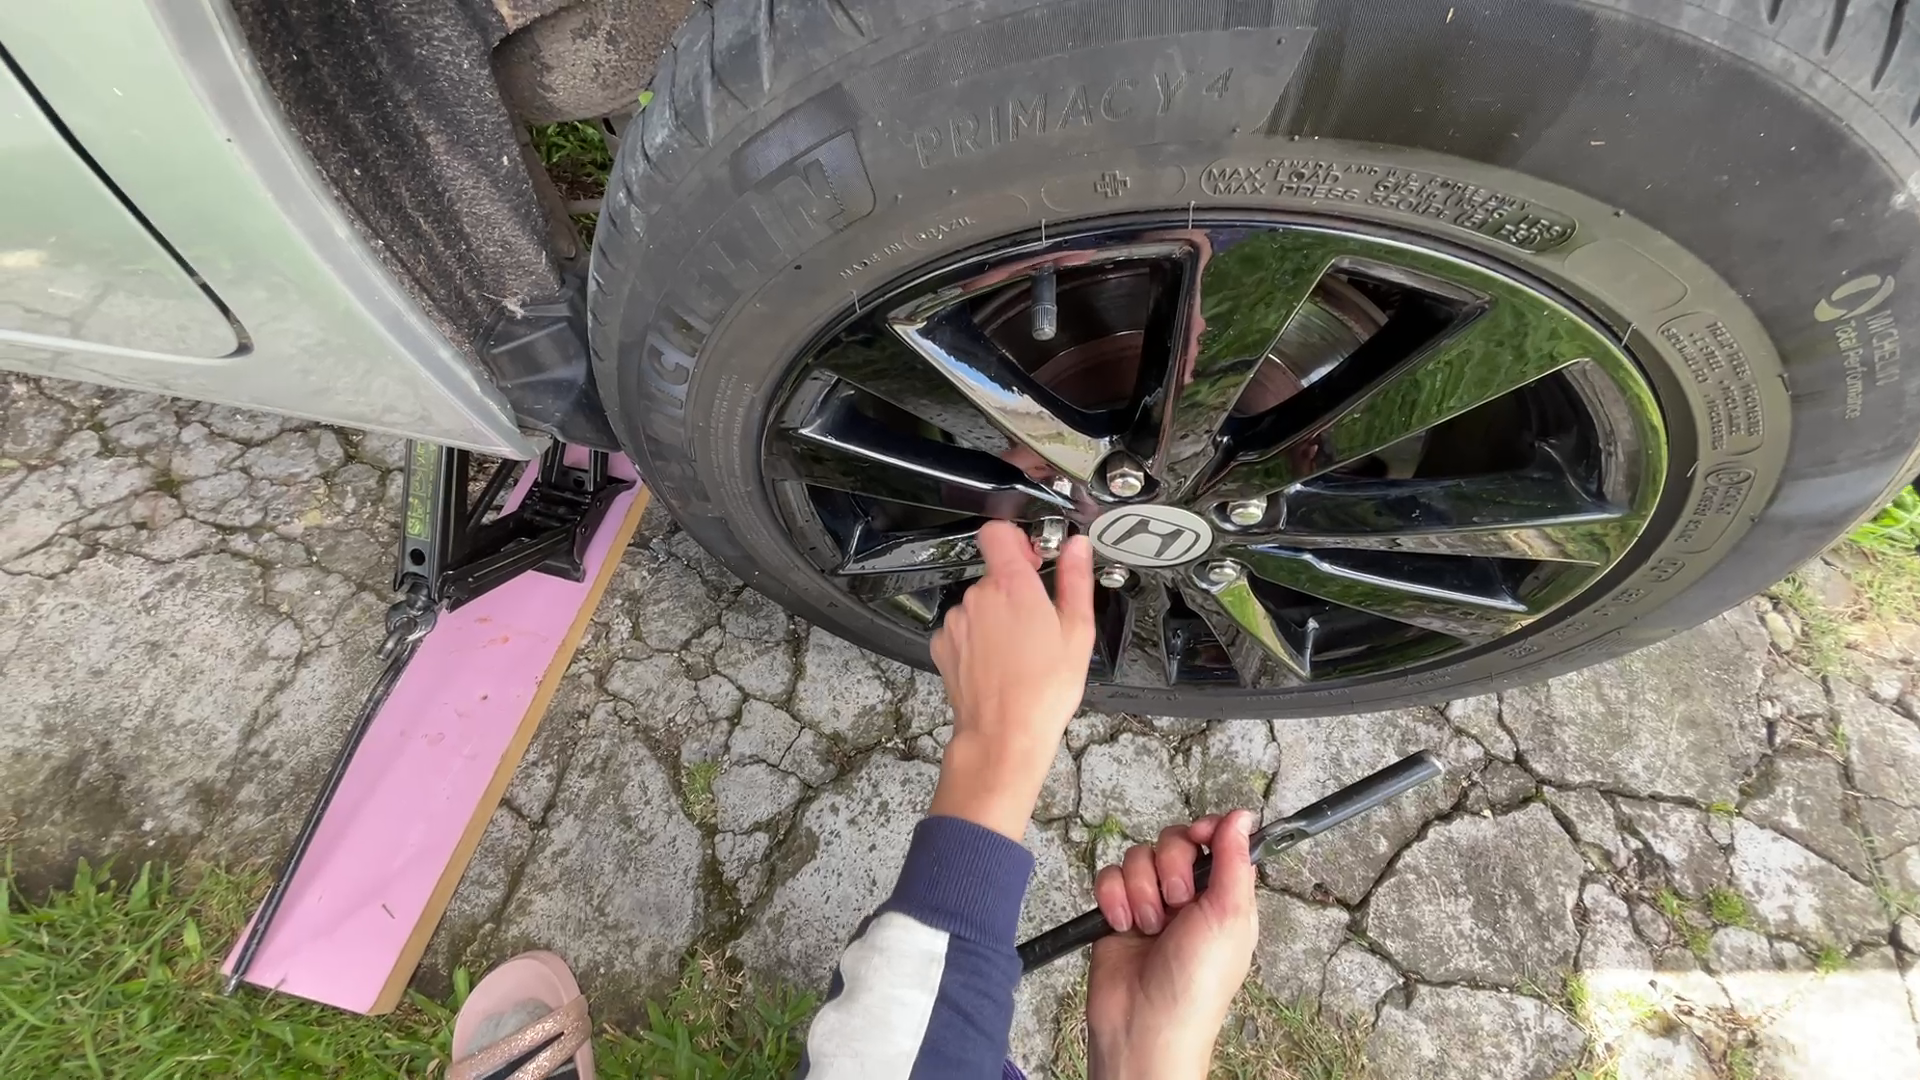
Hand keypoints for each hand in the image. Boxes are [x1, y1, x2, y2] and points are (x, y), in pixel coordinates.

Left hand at [928, 521, 1094, 839]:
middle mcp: (978, 597)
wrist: (1004, 734)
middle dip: (1015, 589)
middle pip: (994, 573)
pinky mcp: (943, 643)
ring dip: (996, 616)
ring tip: (1019, 650)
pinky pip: (964, 627)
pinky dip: (978, 638)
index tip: (1032, 558)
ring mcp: (957, 620)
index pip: (998, 532)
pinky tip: (998, 662)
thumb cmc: (1043, 689)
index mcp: (1012, 585)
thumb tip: (1077, 547)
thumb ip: (1075, 579)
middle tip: (1038, 622)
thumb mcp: (1077, 631)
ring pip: (979, 603)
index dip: (1016, 540)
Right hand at [1086, 810, 1259, 1079]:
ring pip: (1136, 855)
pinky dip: (1113, 897)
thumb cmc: (1196, 982)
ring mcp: (1149, 900)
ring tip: (1147, 926)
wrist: (1143, 1024)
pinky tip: (1121, 924)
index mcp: (1222, 895)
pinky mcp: (1117, 908)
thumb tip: (1244, 814)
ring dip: (1140, 890)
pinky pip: (1108, 874)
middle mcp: (1187, 893)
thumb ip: (1234, 861)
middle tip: (1176, 903)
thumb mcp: (1228, 919)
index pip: (1213, 838)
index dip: (1203, 830)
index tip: (1197, 838)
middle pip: (1171, 840)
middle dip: (1169, 868)